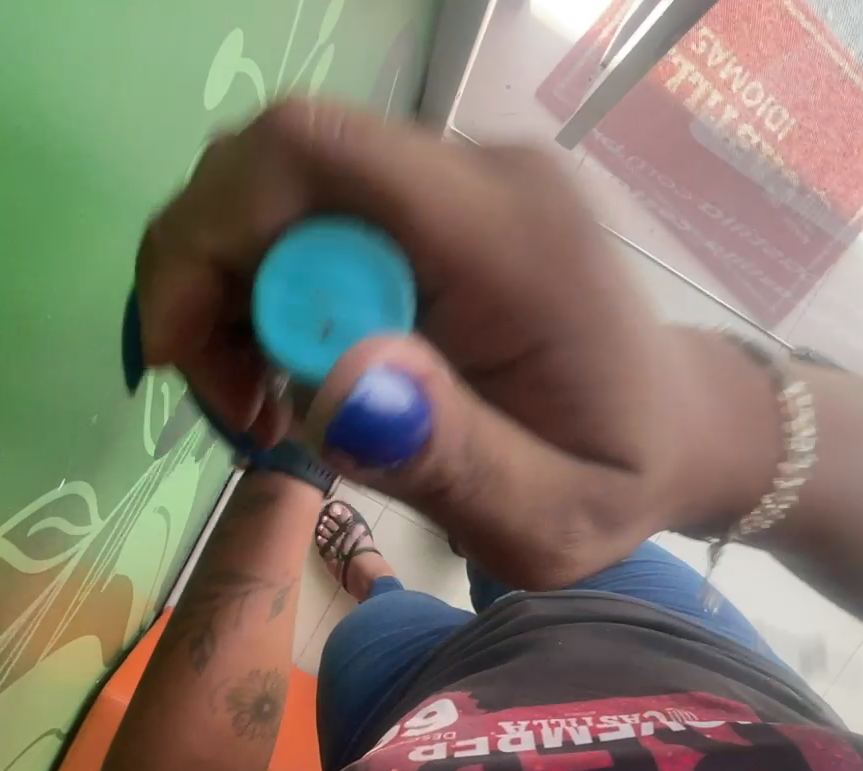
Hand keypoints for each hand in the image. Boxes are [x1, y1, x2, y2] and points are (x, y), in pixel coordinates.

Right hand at [135, 100, 776, 587]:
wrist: (673, 422)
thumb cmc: (618, 479)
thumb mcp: (551, 520)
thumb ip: (456, 460)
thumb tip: (335, 382)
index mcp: (514, 243)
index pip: (313, 157)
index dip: (213, 239)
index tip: (190, 365)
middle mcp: (483, 178)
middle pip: (279, 168)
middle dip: (212, 284)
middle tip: (238, 406)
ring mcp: (462, 181)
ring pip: (285, 191)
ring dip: (237, 295)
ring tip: (268, 402)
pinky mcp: (442, 204)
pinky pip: (319, 217)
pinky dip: (274, 292)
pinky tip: (304, 369)